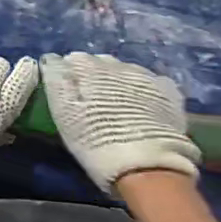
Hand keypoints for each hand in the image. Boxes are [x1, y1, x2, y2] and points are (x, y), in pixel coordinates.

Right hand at [39, 52, 200, 192]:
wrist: (143, 161)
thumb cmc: (92, 138)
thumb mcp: (62, 111)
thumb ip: (57, 81)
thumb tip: (53, 61)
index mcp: (84, 66)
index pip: (69, 60)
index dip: (66, 74)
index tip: (65, 91)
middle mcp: (114, 64)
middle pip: (99, 63)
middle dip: (93, 76)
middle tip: (91, 100)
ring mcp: (144, 75)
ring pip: (125, 71)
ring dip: (118, 82)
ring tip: (117, 105)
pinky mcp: (167, 89)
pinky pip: (150, 82)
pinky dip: (143, 90)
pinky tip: (142, 107)